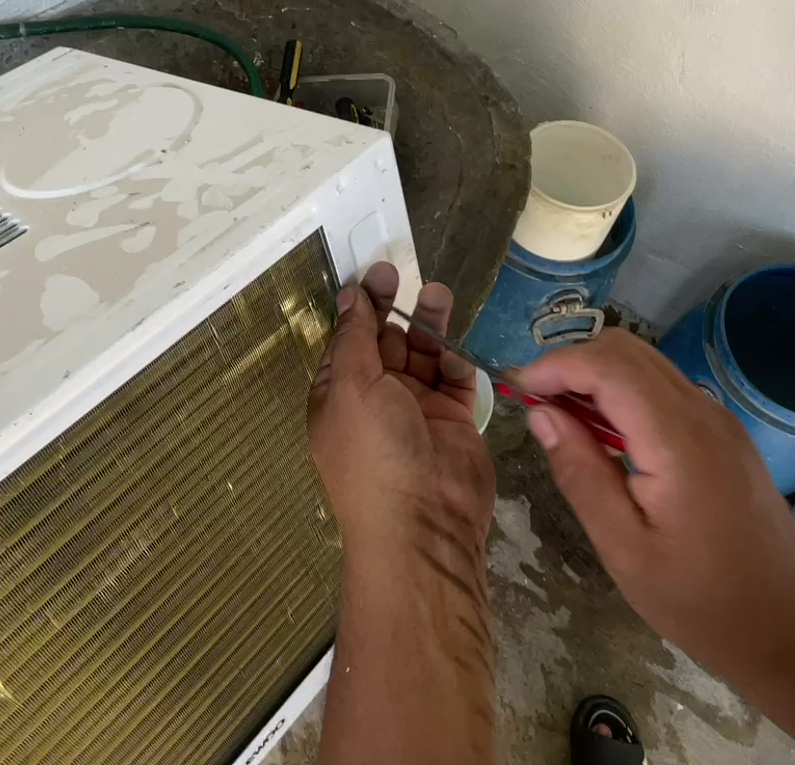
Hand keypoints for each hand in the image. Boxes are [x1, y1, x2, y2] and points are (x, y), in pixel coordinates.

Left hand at [307, 262, 495, 554]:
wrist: (425, 523)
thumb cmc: (373, 451)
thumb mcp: (351, 387)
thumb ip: (354, 338)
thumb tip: (346, 297)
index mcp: (339, 395)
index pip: (348, 341)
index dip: (358, 307)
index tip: (373, 274)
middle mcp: (375, 399)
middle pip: (385, 342)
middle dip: (392, 308)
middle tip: (399, 272)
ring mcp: (416, 410)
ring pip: (423, 355)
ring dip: (427, 325)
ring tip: (437, 292)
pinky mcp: (454, 419)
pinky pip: (454, 379)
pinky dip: (455, 360)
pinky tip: (455, 346)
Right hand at [513, 330, 794, 670]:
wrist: (794, 630)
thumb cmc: (702, 601)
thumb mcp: (624, 548)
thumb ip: (580, 474)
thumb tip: (540, 414)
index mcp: (678, 440)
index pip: (608, 367)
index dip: (556, 366)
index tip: (517, 389)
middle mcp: (702, 413)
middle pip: (626, 350)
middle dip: (571, 362)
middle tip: (535, 402)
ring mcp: (718, 419)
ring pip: (644, 361)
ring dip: (595, 373)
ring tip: (561, 415)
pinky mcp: (722, 432)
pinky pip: (662, 386)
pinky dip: (621, 389)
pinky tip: (603, 431)